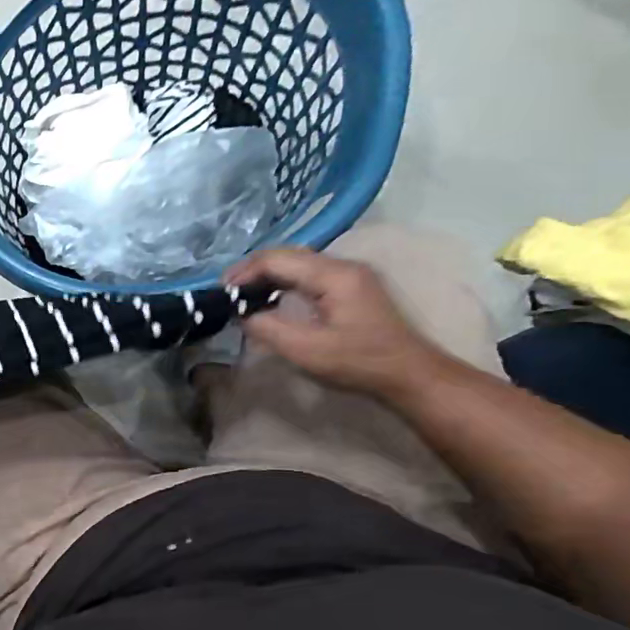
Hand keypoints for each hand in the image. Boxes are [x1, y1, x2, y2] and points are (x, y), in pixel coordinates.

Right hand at [225, 249, 454, 398]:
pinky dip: (281, 282)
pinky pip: (307, 274)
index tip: (220, 292)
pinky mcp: (349, 287)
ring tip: (241, 295)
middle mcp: (342, 266)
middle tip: (226, 292)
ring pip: (296, 262)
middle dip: (252, 270)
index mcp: (333, 275)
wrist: (408, 374)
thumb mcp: (305, 350)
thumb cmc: (358, 362)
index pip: (277, 259)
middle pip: (286, 254)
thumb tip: (241, 314)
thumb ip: (267, 328)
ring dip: (265, 275)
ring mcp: (348, 275)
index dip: (244, 272)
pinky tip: (268, 299)